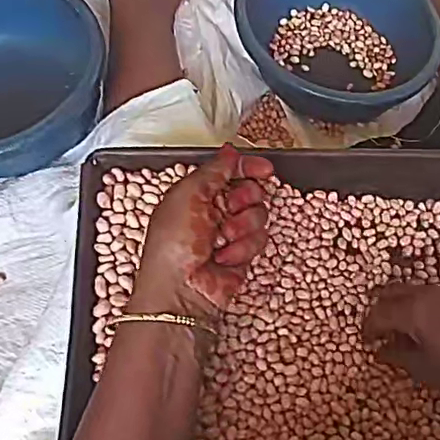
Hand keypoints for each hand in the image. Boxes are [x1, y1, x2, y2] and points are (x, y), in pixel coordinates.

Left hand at [130, 145, 273, 321]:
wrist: (180, 288)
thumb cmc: (173, 245)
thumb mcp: (188, 195)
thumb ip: (213, 170)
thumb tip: (230, 151)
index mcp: (199, 193)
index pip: (231, 172)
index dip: (249, 168)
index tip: (265, 169)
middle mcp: (216, 211)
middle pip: (251, 192)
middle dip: (245, 199)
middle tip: (231, 209)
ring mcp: (231, 233)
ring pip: (259, 216)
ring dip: (243, 226)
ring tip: (222, 239)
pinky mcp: (243, 254)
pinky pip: (259, 240)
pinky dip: (243, 248)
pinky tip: (225, 257)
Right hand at [362, 284, 439, 399]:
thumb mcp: (420, 367)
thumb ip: (395, 354)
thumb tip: (380, 350)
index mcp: (411, 311)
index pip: (378, 314)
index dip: (368, 328)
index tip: (365, 342)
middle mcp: (424, 295)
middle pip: (390, 294)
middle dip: (379, 311)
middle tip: (376, 331)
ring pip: (408, 291)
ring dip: (397, 305)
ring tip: (396, 329)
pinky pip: (425, 295)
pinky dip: (414, 305)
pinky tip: (418, 326)